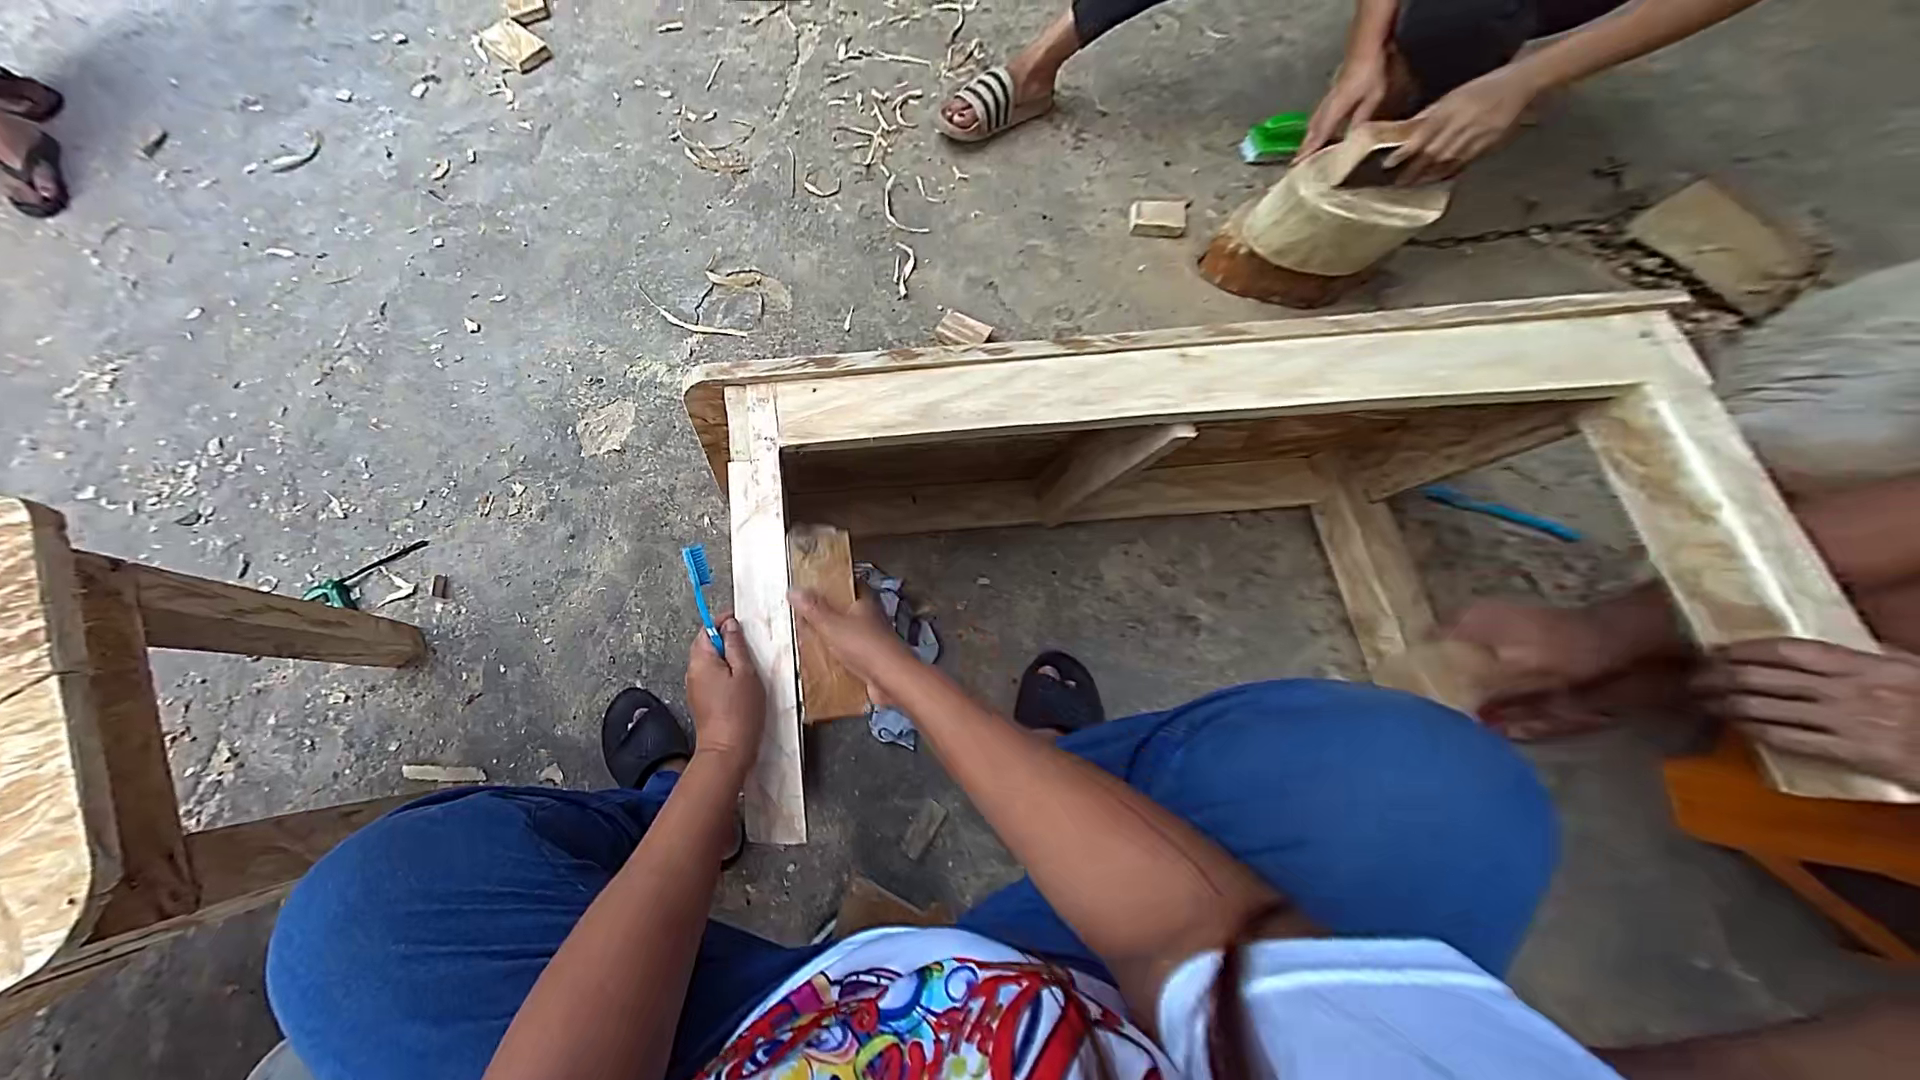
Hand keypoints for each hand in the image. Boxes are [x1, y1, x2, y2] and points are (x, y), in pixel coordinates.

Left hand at [685, 615, 764, 760]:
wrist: (728, 751)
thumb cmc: (740, 712)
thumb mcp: (746, 672)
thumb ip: (737, 646)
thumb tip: (730, 625)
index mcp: (701, 661)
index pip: (706, 630)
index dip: (722, 621)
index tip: (740, 620)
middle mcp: (693, 673)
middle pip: (706, 645)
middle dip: (725, 638)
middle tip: (749, 641)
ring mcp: (696, 688)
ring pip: (710, 661)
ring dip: (727, 656)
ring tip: (749, 662)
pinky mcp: (703, 701)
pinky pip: (712, 677)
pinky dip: (726, 672)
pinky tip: (742, 681)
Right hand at [788, 589, 920, 702]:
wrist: (891, 680)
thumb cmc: (866, 646)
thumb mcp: (832, 625)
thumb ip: (813, 609)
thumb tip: (794, 590)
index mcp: (866, 603)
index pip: (852, 584)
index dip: (836, 582)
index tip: (817, 584)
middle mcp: (872, 619)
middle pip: (849, 610)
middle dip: (830, 612)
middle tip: (807, 613)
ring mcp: (874, 640)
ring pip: (850, 633)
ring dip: (833, 636)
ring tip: (810, 637)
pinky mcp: (872, 661)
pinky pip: (851, 654)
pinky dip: (839, 657)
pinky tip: (824, 661)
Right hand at [1297, 50, 1389, 160]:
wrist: (1364, 46)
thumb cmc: (1370, 71)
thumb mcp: (1373, 96)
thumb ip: (1361, 117)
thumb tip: (1353, 136)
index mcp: (1334, 111)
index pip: (1319, 136)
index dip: (1308, 152)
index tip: (1296, 166)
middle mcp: (1325, 109)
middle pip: (1311, 134)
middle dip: (1303, 150)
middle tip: (1295, 166)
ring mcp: (1325, 103)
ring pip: (1312, 126)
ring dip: (1307, 141)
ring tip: (1302, 154)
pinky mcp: (1329, 98)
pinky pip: (1317, 119)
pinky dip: (1313, 130)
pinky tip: (1314, 134)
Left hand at [1384, 67, 1534, 184]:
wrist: (1523, 83)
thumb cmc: (1482, 88)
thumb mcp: (1453, 95)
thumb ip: (1428, 115)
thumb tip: (1404, 131)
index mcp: (1451, 108)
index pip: (1422, 134)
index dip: (1404, 152)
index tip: (1388, 164)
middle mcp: (1462, 123)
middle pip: (1431, 153)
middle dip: (1412, 171)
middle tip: (1396, 184)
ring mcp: (1476, 135)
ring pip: (1445, 162)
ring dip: (1426, 176)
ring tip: (1411, 186)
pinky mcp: (1488, 144)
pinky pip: (1463, 163)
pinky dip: (1446, 173)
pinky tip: (1434, 180)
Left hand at [1694, 639, 1919, 787]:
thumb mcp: (1917, 672)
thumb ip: (1876, 657)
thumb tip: (1831, 647)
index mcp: (1867, 667)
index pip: (1785, 650)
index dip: (1741, 649)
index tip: (1715, 651)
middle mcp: (1849, 692)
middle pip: (1757, 678)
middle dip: (1714, 677)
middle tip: (1695, 679)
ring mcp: (1847, 723)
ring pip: (1759, 707)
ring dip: (1721, 704)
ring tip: (1704, 702)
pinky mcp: (1851, 754)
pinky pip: (1783, 738)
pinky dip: (1750, 729)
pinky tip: (1737, 725)